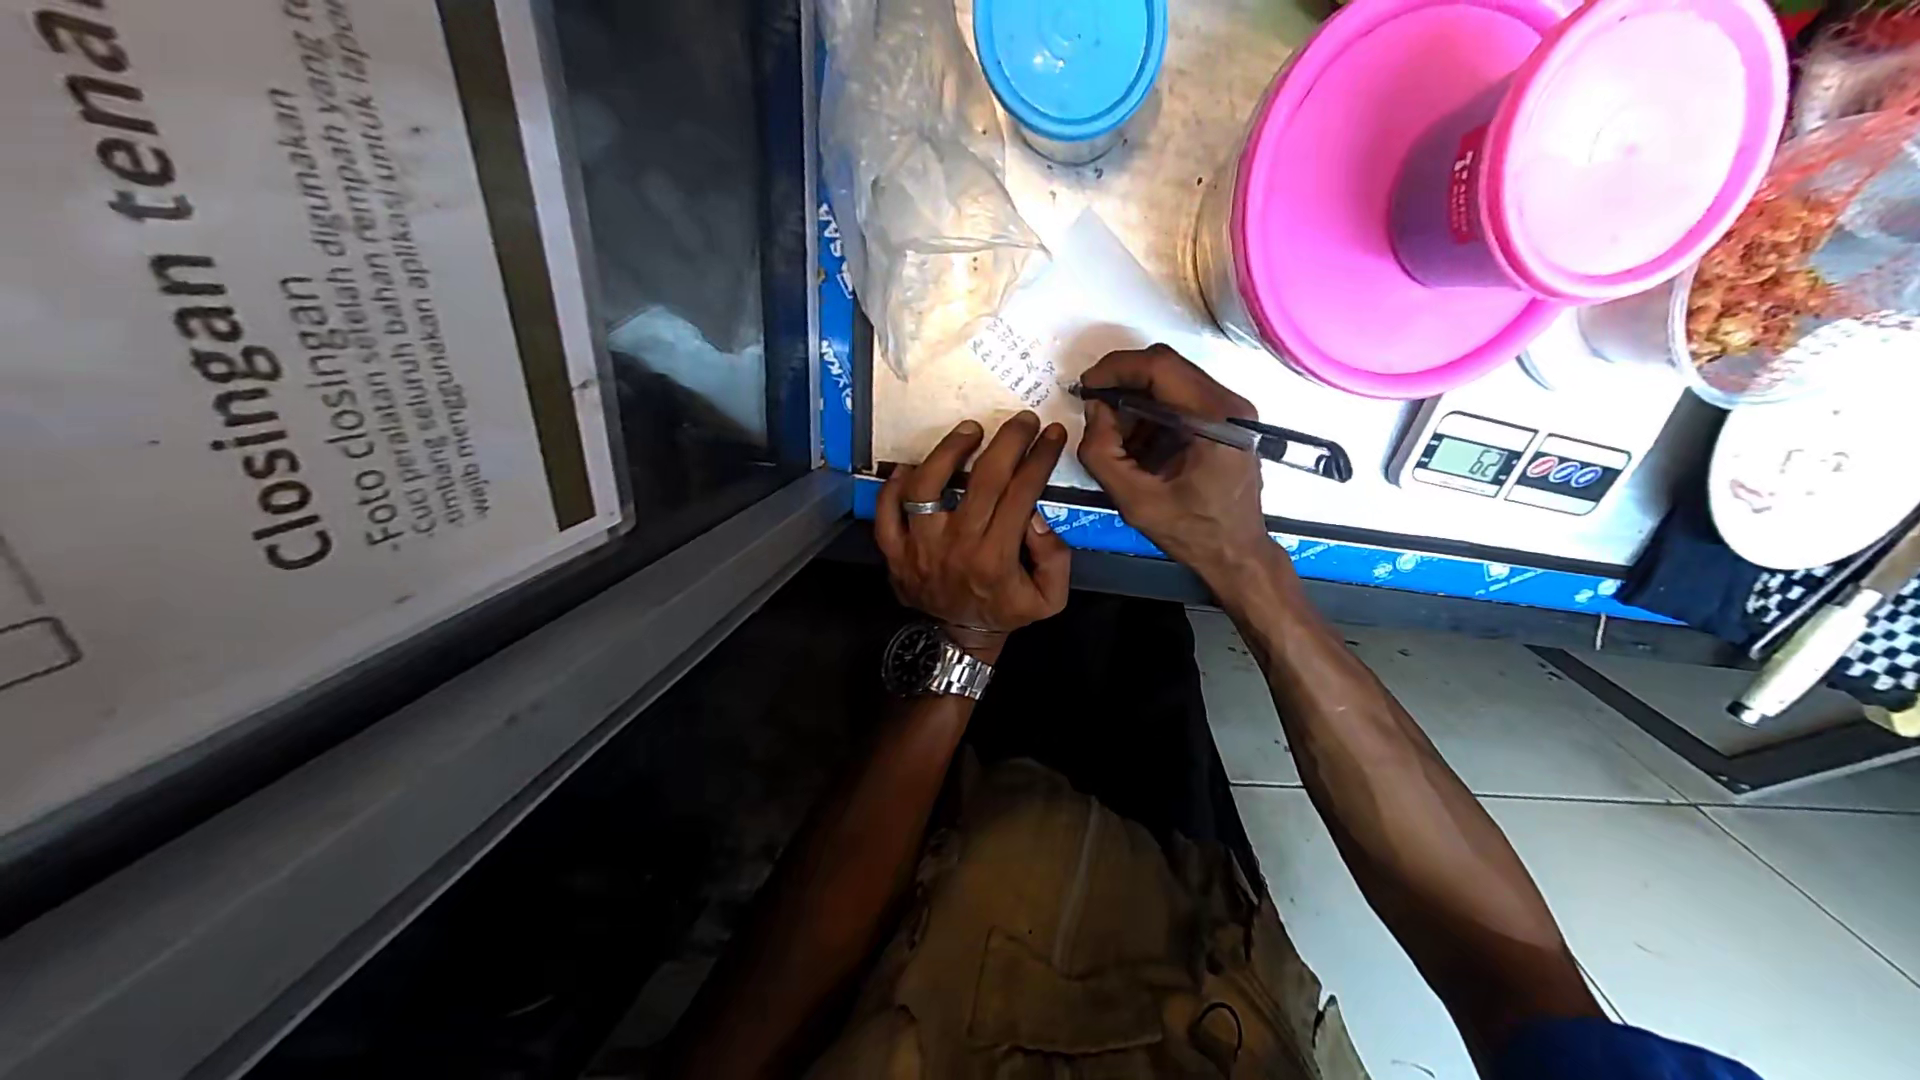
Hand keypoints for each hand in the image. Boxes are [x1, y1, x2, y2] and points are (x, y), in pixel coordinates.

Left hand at [876, 412, 1071, 655]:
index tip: (1052, 434)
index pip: (1021, 494)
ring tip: (970, 431)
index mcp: (995, 557)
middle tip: (1022, 420)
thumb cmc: (1005, 611)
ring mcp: (918, 546)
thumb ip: (1054, 557)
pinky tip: (912, 466)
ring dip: (948, 451)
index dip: (1040, 458)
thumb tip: (1037, 514)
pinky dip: (893, 485)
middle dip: (1008, 442)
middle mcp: (956, 545)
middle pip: (983, 480)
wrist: (959, 635)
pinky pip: (885, 511)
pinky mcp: (894, 550)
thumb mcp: (1049, 598)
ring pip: (927, 486)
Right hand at [1077, 345, 1275, 583]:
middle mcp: (1228, 403)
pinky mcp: (1224, 418)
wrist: (1237, 553)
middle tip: (1094, 410)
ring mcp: (1229, 409)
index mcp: (1214, 418)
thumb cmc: (1192, 532)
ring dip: (1135, 401)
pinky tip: (1137, 445)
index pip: (1160, 366)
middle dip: (1122, 383)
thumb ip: (1103, 453)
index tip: (1086, 386)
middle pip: (1165, 367)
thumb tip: (1094, 409)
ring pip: (1170, 381)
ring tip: (1116, 438)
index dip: (1116, 368)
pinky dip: (1150, 413)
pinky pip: (1178, 398)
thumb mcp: (1135, 501)